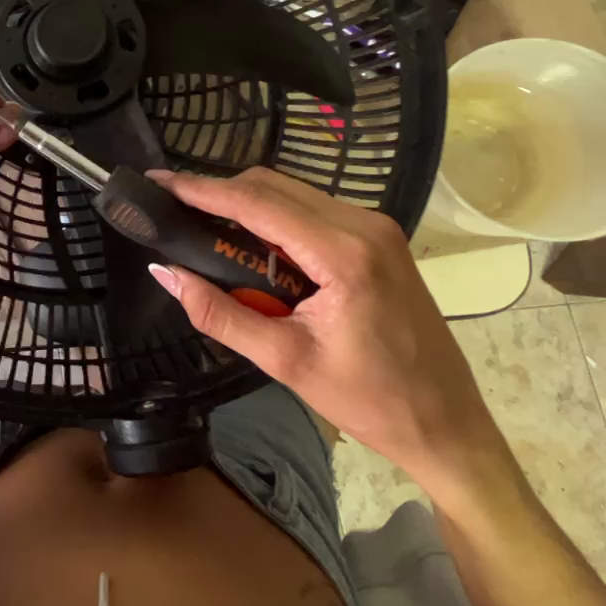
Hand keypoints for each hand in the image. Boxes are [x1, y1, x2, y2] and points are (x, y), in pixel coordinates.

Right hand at [145, 168, 505, 482]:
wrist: (449, 424)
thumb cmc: (370, 400)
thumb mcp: (286, 361)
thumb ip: (220, 314)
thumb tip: (165, 273)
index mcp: (344, 253)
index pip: (256, 203)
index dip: (201, 189)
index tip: (157, 181)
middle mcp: (363, 224)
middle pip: (272, 186)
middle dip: (218, 192)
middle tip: (170, 208)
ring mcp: (375, 228)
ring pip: (291, 193)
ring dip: (245, 204)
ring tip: (200, 225)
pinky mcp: (378, 239)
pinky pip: (311, 209)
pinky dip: (272, 217)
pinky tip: (248, 241)